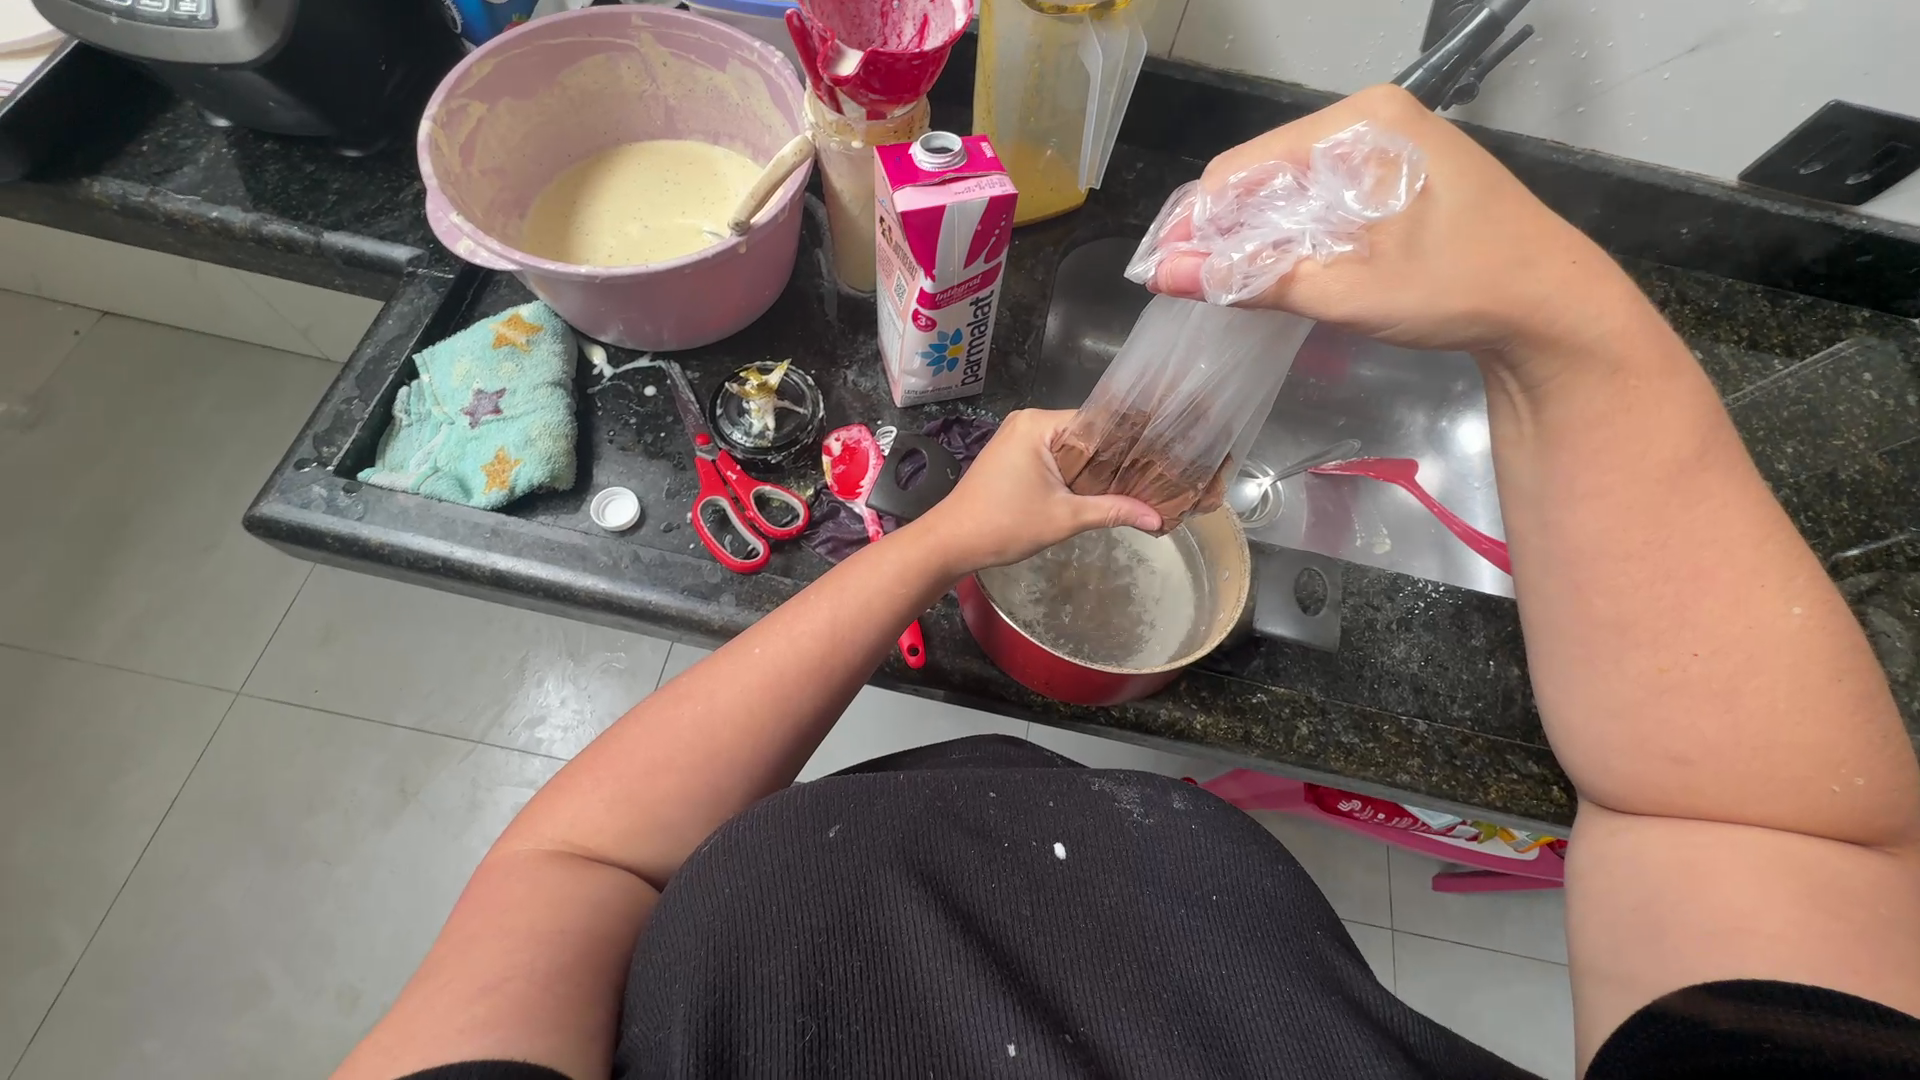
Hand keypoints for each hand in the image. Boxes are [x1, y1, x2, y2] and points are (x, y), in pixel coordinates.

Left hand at [913, 409, 1160, 573]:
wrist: (951, 542)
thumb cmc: (1004, 524)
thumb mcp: (1064, 518)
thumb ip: (1112, 511)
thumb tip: (1158, 519)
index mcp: (1038, 424)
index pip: (1098, 422)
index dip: (1129, 441)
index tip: (1159, 458)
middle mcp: (1028, 422)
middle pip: (1085, 434)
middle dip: (1114, 458)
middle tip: (1153, 476)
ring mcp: (1017, 438)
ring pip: (1070, 449)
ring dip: (1094, 469)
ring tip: (1134, 485)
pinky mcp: (1013, 457)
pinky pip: (1053, 458)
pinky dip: (1073, 474)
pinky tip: (1098, 490)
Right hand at [1148, 85, 1657, 377]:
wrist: (1550, 308)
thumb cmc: (1458, 289)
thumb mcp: (1345, 290)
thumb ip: (1249, 280)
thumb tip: (1164, 276)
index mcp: (1359, 125)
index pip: (1242, 166)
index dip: (1193, 223)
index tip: (1160, 274)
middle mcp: (1364, 124)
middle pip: (1258, 176)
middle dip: (1216, 234)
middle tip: (1185, 288)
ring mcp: (1378, 150)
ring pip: (1280, 193)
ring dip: (1245, 242)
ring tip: (1218, 288)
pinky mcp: (1385, 181)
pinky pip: (1310, 205)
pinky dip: (1279, 241)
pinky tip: (1266, 275)